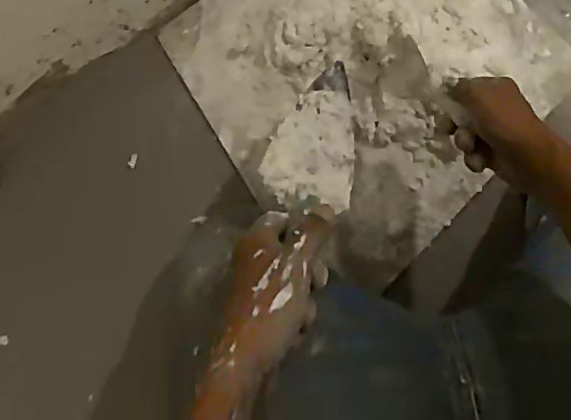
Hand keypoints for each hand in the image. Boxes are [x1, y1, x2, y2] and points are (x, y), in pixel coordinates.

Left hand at [203, 210, 334, 396]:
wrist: (244, 365)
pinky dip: (296, 317)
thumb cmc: (270, 304)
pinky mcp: (261, 317)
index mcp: (256, 241)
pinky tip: (296, 331)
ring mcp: (256, 290)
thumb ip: (312, 232)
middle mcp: (254, 261)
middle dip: (311, 269)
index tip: (321, 242)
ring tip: (304, 314)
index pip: (283, 218)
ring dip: (306, 298)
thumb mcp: (296, 262)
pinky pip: (288, 307)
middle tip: (317, 283)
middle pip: (293, 251)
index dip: (303, 227)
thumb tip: (326, 205)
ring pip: (295, 282)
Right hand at [449, 77, 563, 192]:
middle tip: (446, 130)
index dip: (453, 97)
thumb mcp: (477, 95)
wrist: (529, 157)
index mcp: (495, 87)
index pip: (467, 88)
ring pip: (466, 134)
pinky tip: (480, 160)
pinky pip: (474, 153)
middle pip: (463, 112)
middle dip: (453, 123)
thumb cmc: (503, 120)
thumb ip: (458, 87)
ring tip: (470, 147)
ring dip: (464, 142)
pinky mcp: (494, 153)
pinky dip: (474, 157)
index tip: (442, 107)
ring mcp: (495, 131)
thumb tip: (446, 83)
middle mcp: (496, 107)